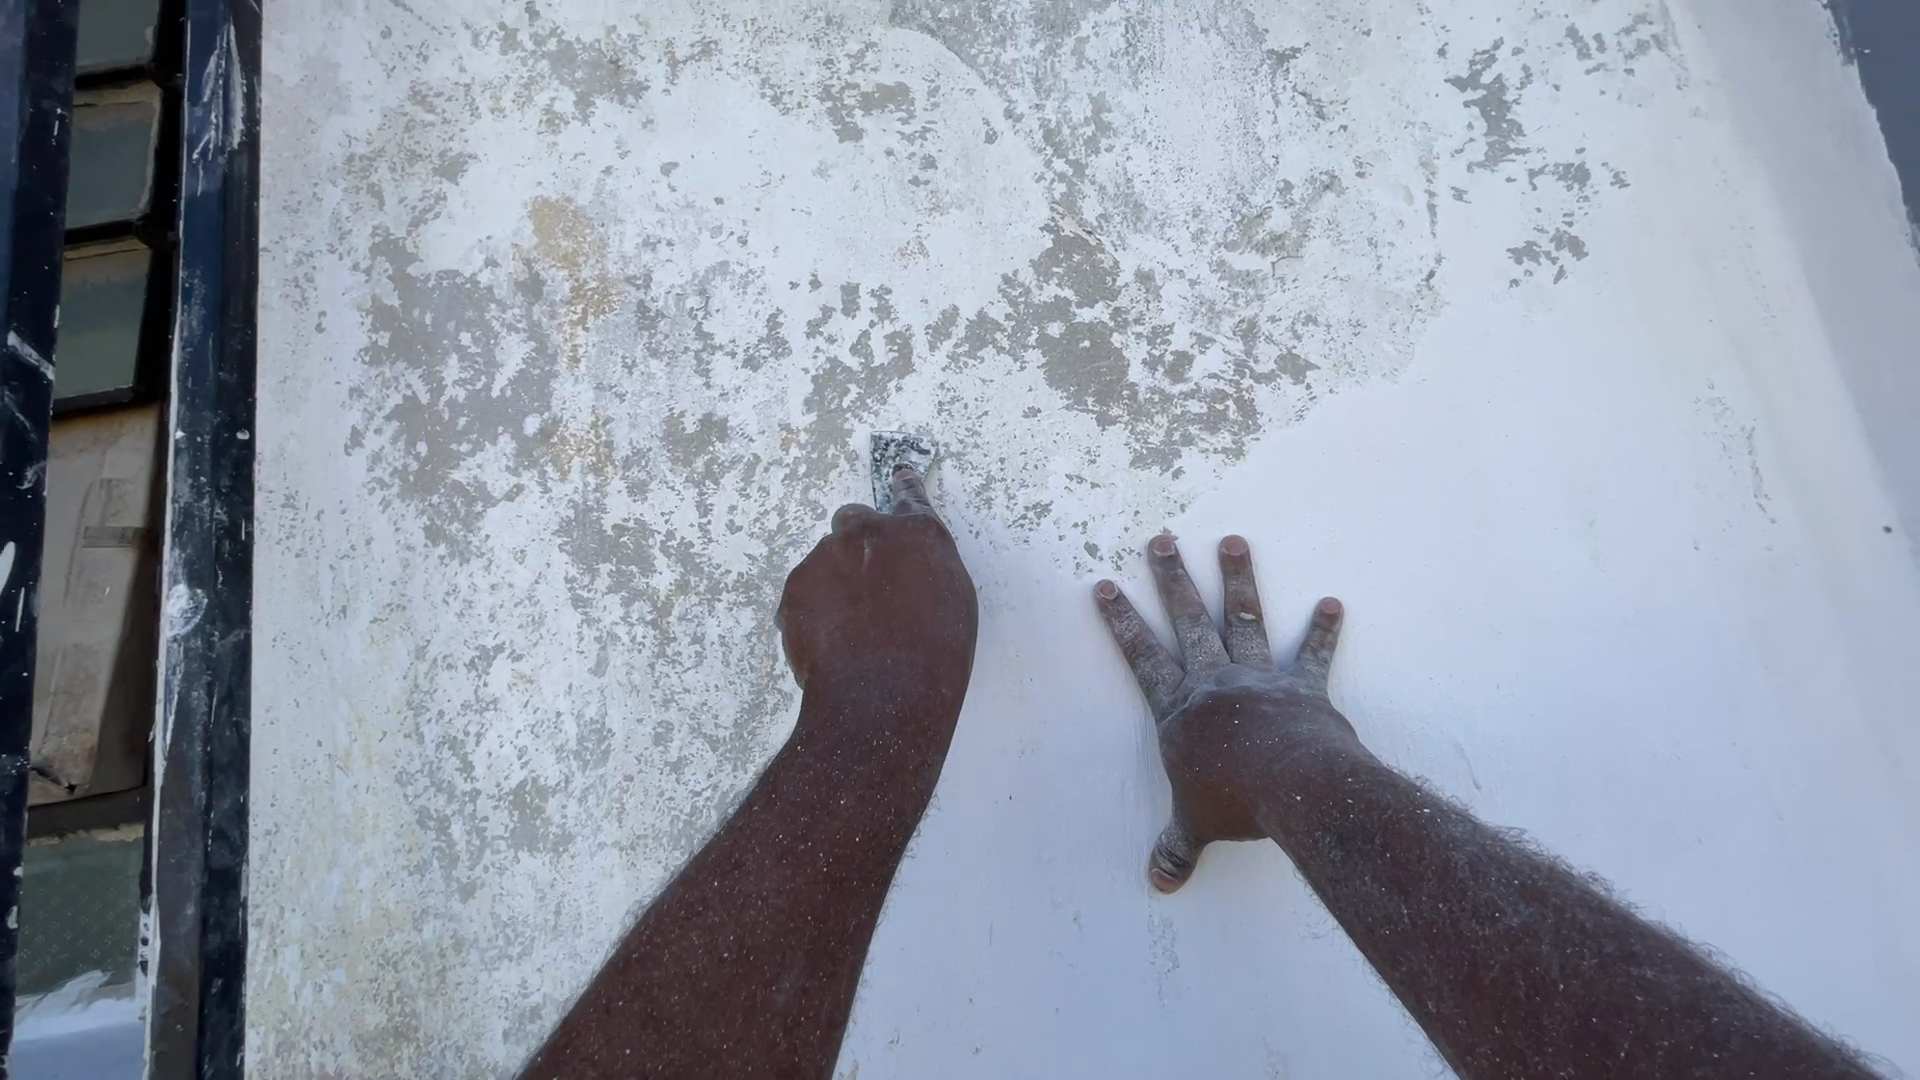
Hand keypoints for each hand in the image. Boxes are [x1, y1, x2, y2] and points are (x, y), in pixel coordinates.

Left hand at [777, 469, 978, 744]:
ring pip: (825, 561)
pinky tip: (831, 644)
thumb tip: (909, 569)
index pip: (909, 497)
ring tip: (852, 633)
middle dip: (857, 544)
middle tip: (866, 586)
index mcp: (918, 533)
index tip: (899, 477)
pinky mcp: (794, 589)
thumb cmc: (934, 655)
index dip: (904, 488)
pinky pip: (803, 595)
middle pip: (853, 520)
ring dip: (834, 584)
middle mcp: (868, 533)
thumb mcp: (952, 602)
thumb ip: (927, 569)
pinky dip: (813, 612)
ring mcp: (825, 557)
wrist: (883, 695)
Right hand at [1096, 534, 1361, 891]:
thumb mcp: (1196, 825)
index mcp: (1180, 708)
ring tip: (1233, 540)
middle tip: (1162, 538)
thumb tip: (1158, 886)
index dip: (1121, 620)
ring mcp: (1258, 678)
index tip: (1104, 584)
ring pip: (1243, 619)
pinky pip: (1312, 654)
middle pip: (1188, 620)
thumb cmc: (1235, 804)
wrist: (1294, 790)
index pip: (1141, 655)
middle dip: (1172, 579)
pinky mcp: (1302, 687)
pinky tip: (1332, 602)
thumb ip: (1177, 847)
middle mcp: (1213, 682)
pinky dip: (1323, 630)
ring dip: (1238, 579)